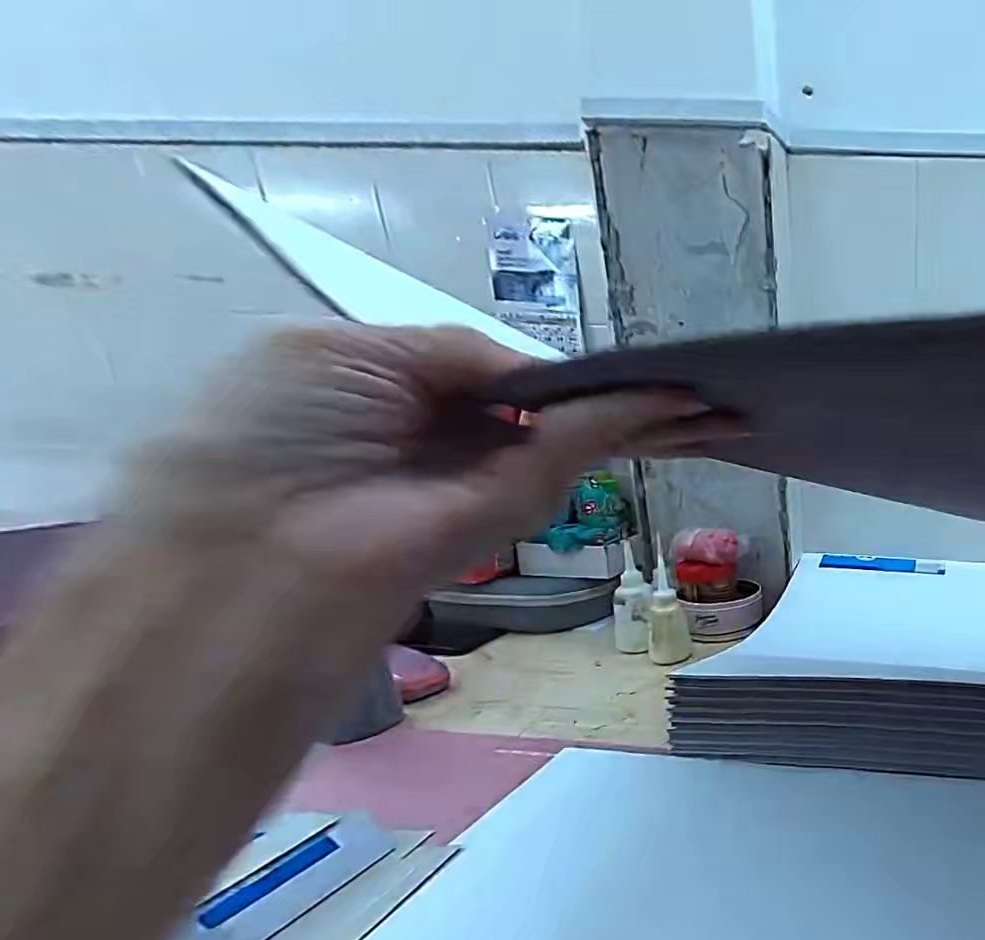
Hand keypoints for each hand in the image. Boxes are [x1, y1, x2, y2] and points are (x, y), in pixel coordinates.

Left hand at [116, 324, 741, 590]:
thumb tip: (535, 376)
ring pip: (597, 429)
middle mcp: (474, 436)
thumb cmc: (282, 428)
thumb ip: (459, 352)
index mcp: (419, 395)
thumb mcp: (351, 352)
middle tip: (703, 386)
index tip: (626, 361)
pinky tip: (687, 405)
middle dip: (632, 393)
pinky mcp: (532, 497)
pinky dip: (639, 419)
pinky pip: (589, 442)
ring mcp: (508, 472)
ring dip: (658, 413)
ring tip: (719, 401)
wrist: (264, 543)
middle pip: (570, 406)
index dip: (570, 368)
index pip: (517, 378)